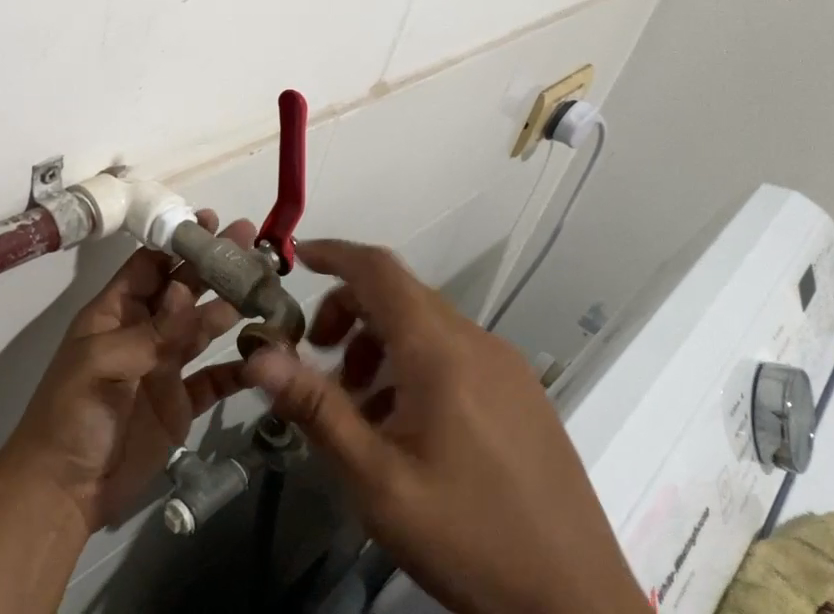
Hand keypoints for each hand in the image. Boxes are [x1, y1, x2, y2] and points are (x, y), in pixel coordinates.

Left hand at [0, 211, 252, 532]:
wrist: (67, 486)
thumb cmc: (72, 413)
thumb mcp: (103, 363)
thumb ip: (150, 331)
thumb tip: (188, 292)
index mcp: (112, 313)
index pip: (148, 266)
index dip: (176, 244)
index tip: (211, 223)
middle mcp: (140, 332)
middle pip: (181, 291)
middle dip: (212, 267)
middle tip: (250, 242)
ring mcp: (162, 367)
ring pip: (202, 328)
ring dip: (231, 308)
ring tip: (266, 286)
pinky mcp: (181, 403)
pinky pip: (216, 378)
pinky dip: (240, 366)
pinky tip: (268, 352)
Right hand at [244, 240, 649, 613]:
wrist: (577, 606)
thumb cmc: (467, 538)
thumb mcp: (376, 480)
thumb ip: (315, 409)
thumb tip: (256, 355)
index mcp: (442, 354)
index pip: (378, 270)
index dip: (332, 254)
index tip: (291, 260)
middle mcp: (479, 346)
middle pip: (399, 295)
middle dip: (345, 312)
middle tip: (314, 361)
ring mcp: (508, 371)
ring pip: (426, 326)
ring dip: (376, 342)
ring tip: (355, 405)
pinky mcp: (523, 398)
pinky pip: (454, 354)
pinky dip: (410, 363)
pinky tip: (402, 424)